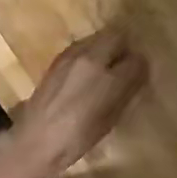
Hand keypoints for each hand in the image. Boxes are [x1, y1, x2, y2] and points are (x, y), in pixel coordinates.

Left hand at [3, 28, 147, 177]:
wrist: (36, 139)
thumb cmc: (77, 140)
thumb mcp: (109, 121)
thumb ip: (124, 94)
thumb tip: (135, 78)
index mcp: (109, 80)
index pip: (137, 61)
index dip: (140, 68)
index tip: (139, 76)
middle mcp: (92, 60)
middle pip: (117, 37)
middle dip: (125, 48)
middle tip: (124, 64)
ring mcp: (73, 56)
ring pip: (99, 37)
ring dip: (107, 46)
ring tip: (105, 65)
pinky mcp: (58, 58)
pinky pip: (82, 45)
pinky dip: (90, 51)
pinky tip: (86, 69)